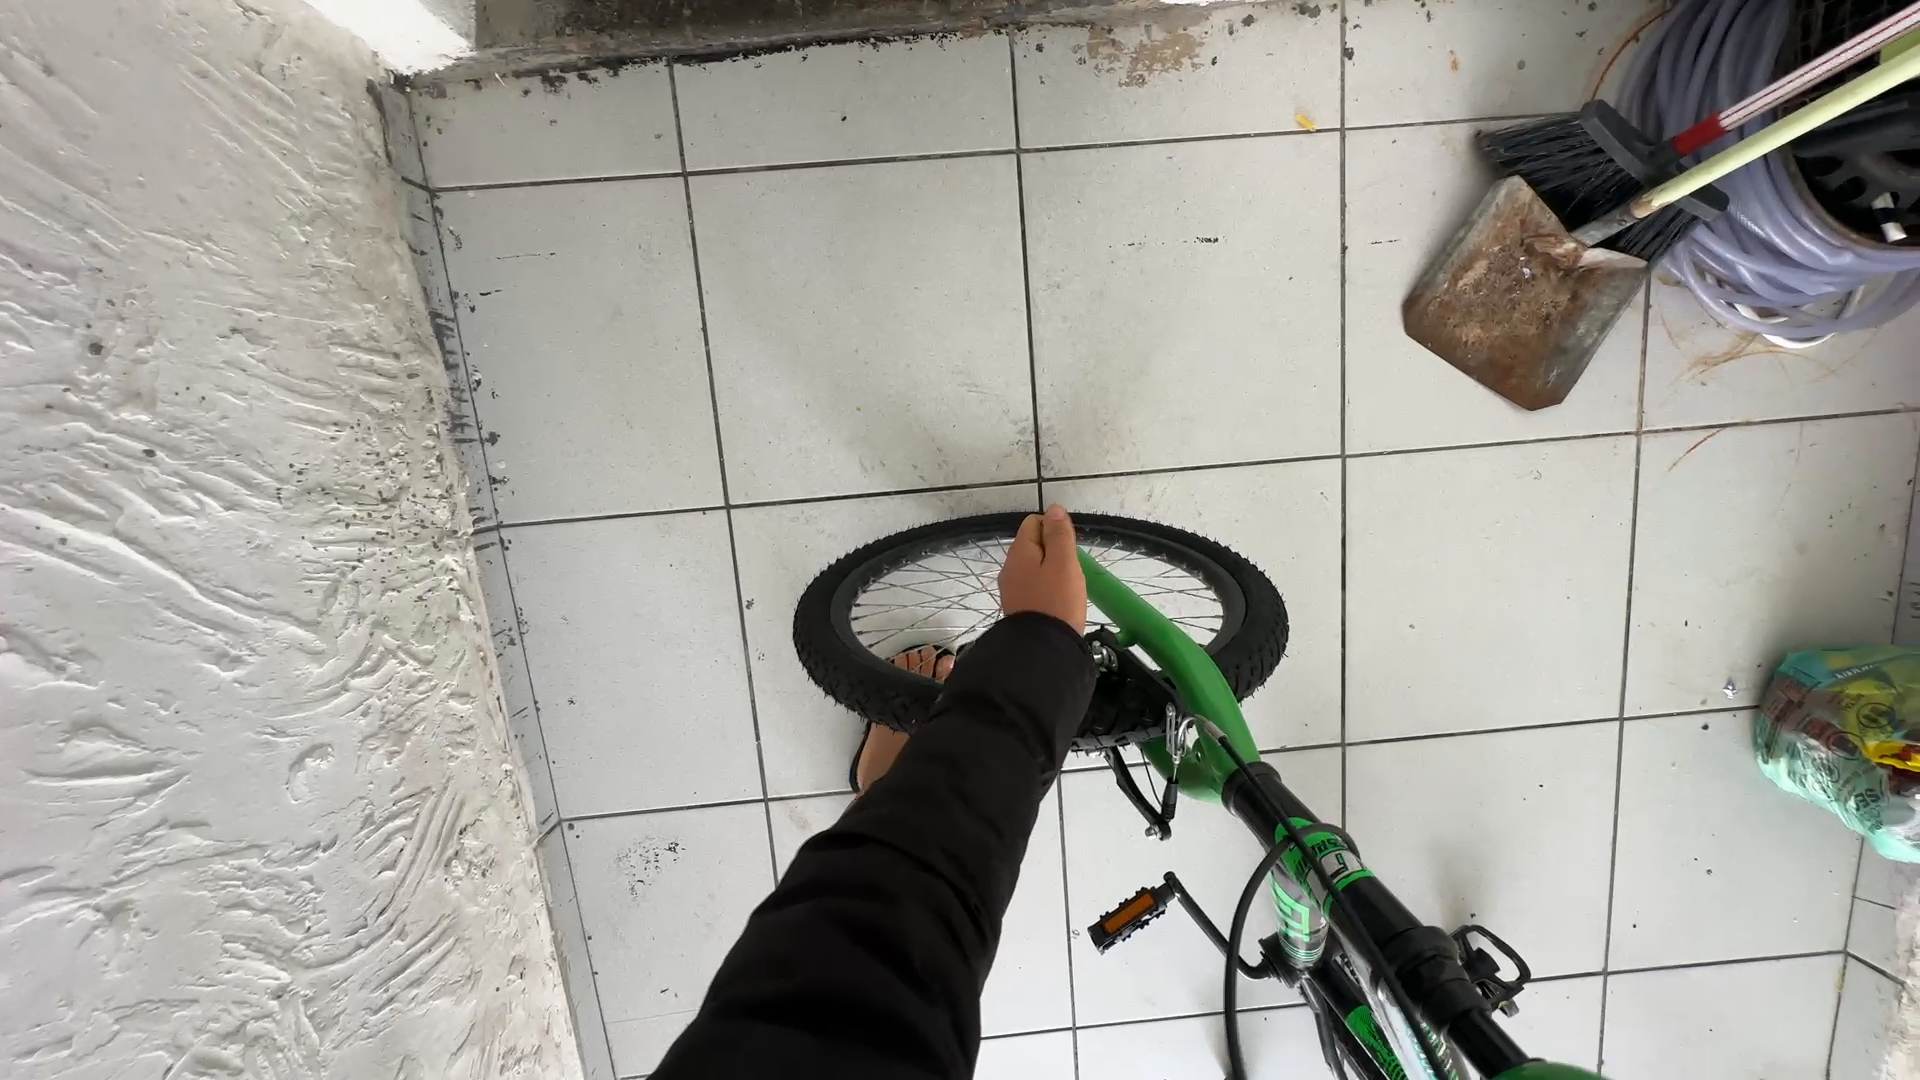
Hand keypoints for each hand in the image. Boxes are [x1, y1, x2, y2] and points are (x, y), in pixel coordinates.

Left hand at [999, 504, 1086, 635]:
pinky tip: (1058, 601)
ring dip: (1052, 571)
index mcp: (1019, 552)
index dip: (1055, 530)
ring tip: (1066, 589)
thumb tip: (1053, 509)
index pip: (1035, 523)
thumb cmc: (1057, 602)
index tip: (1069, 551)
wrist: (1042, 649)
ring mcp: (1012, 588)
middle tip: (1071, 572)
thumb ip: (1059, 534)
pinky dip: (1047, 588)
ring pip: (1035, 566)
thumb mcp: (1064, 563)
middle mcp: (1010, 567)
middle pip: (1034, 545)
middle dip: (1055, 552)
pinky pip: (1034, 586)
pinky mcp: (1018, 606)